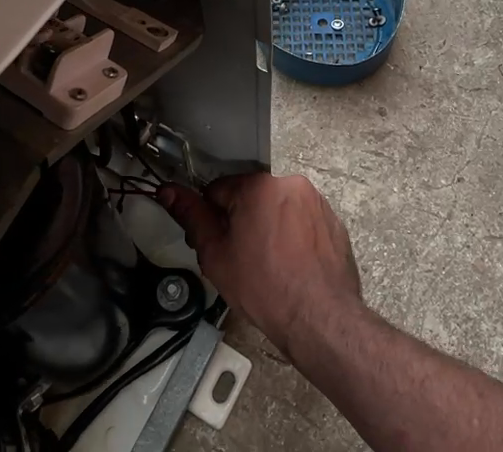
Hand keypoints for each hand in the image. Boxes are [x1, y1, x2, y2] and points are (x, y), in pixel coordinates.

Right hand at [159, 173, 364, 358]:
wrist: (319, 318)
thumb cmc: (264, 288)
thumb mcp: (216, 254)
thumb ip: (191, 217)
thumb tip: (169, 191)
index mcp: (258, 186)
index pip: (218, 190)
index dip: (210, 218)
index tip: (215, 244)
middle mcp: (290, 184)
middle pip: (250, 197)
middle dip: (241, 222)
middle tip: (240, 259)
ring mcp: (316, 202)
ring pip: (277, 209)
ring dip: (268, 227)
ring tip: (268, 266)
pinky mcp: (333, 222)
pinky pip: (302, 222)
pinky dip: (293, 237)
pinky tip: (291, 266)